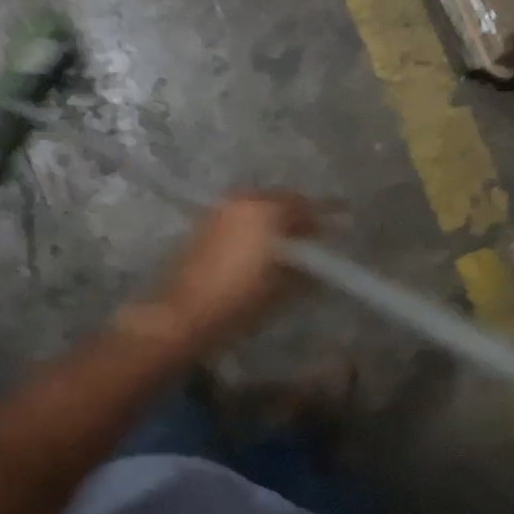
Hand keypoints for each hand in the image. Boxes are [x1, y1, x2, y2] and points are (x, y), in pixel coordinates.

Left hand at [156, 192, 317, 350]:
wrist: (184, 313)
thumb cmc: (240, 300)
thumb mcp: (282, 289)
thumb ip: (304, 269)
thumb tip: (314, 262)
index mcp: (268, 211)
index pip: (304, 205)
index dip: (319, 219)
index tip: (329, 232)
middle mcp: (245, 200)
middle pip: (279, 199)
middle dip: (295, 214)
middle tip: (306, 236)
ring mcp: (221, 209)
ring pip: (257, 204)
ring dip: (272, 217)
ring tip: (280, 241)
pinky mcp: (205, 222)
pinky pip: (238, 214)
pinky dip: (251, 223)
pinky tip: (254, 245)